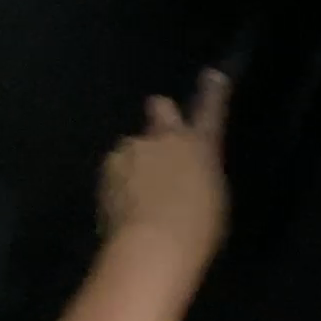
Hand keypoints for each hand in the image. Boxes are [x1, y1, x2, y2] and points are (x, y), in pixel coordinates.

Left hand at [98, 69, 231, 271]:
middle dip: (160, 115)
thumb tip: (188, 172)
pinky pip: (114, 168)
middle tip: (158, 140)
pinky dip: (117, 181)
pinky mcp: (108, 166)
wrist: (152, 246)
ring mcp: (133, 148)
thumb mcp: (212, 198)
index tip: (211, 74)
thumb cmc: (197, 230)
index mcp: (200, 146)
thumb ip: (199, 174)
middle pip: (160, 107)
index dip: (211, 91)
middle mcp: (165, 138)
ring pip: (132, 146)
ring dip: (134, 161)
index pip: (209, 109)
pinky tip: (121, 205)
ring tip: (137, 195)